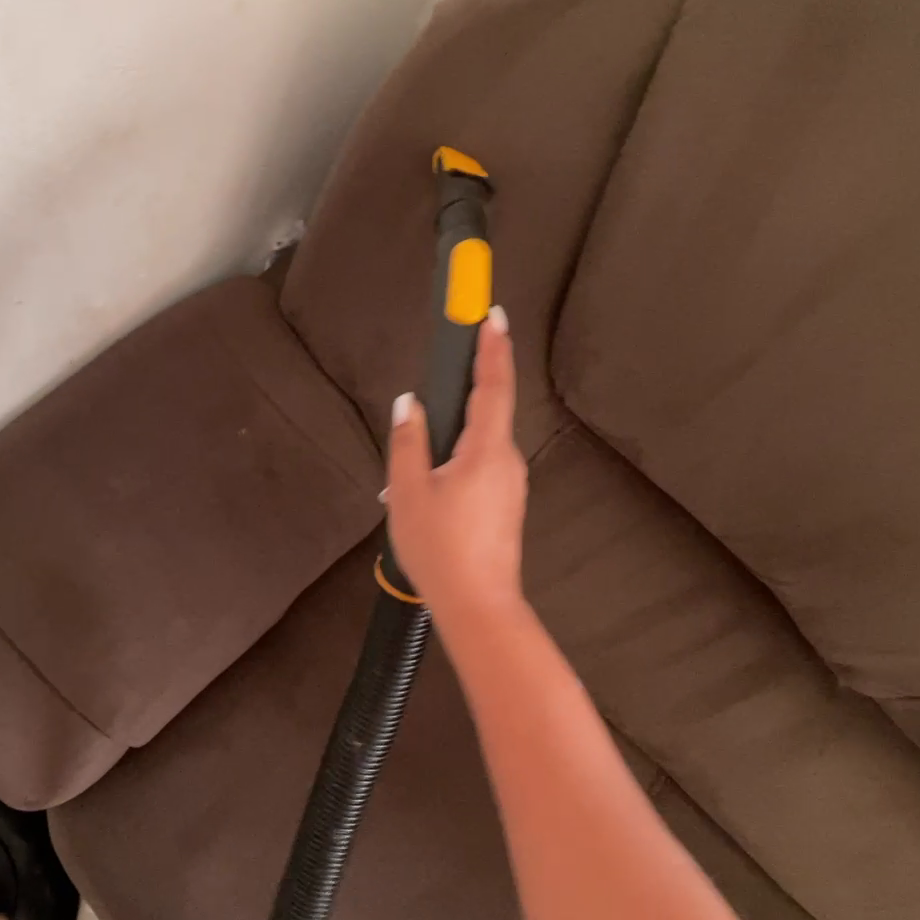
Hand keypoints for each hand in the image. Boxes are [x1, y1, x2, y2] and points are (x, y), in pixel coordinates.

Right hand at [384, 305, 527, 624]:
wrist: (478, 606)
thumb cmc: (440, 548)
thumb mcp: (409, 492)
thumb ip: (408, 442)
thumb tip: (408, 404)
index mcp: (486, 450)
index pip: (493, 385)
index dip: (492, 347)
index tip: (493, 313)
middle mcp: (507, 461)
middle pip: (487, 413)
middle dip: (459, 400)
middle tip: (430, 399)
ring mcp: (510, 485)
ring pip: (479, 446)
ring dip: (450, 444)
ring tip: (413, 473)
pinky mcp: (505, 505)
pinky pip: (480, 470)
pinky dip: (455, 466)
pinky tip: (428, 495)